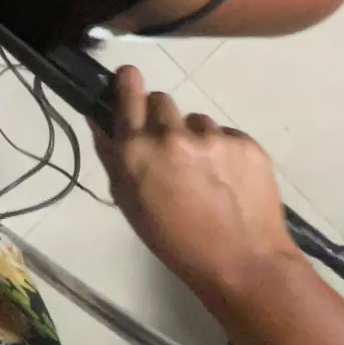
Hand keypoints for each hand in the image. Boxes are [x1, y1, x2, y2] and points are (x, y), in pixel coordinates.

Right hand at [92, 65, 303, 297]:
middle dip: (161, 118)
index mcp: (135, 148)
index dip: (128, 81)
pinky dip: (224, 150)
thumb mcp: (127, 199)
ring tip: (205, 172)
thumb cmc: (173, 238)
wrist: (244, 265)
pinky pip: (226, 134)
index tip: (130, 79)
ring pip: (195, 119)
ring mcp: (211, 137)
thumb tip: (97, 118)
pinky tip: (228, 178)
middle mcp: (170, 134)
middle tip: (170, 148)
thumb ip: (110, 154)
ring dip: (194, 136)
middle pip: (161, 100)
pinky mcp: (247, 144)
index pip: (128, 91)